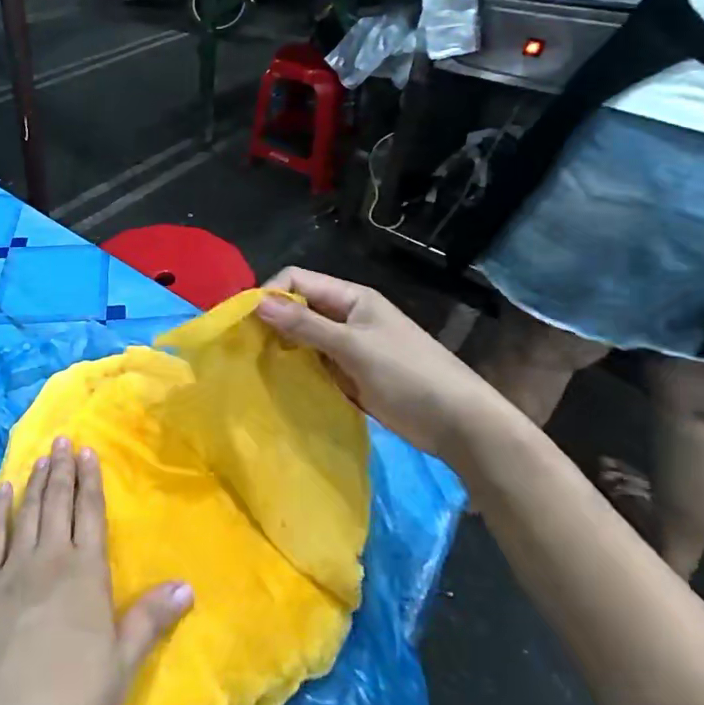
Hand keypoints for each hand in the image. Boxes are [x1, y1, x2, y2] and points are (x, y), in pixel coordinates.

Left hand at [0, 437, 192, 704]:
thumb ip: (149, 620)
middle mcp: (49, 560)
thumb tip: (187, 584)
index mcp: (86, 574)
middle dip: (62, 471)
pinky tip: (1, 492)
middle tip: (63, 440)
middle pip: (58, 505)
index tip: (88, 451)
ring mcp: (11, 570)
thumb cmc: (70, 700)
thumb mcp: (120, 666)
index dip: (91, 481)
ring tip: (41, 456)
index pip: (91, 515)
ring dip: (36, 482)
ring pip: (27, 513)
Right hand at [256, 268, 505, 461]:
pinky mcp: (350, 375)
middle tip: (245, 347)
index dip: (271, 294)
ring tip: (256, 366)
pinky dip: (297, 370)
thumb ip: (305, 325)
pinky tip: (280, 382)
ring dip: (282, 348)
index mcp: (351, 297)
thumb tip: (257, 302)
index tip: (246, 321)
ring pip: (303, 338)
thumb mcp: (353, 346)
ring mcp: (348, 347)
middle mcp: (346, 317)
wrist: (458, 423)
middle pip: (298, 308)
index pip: (297, 281)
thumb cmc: (408, 374)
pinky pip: (314, 364)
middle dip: (271, 323)